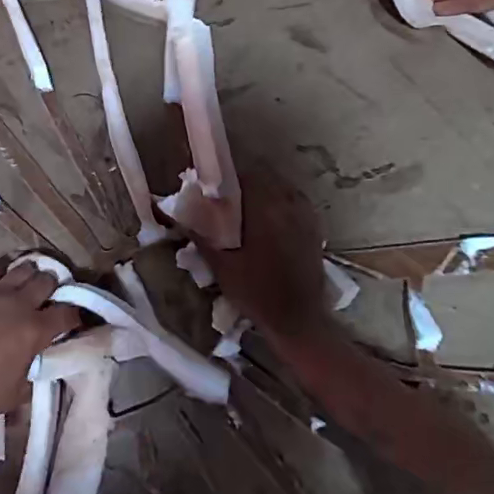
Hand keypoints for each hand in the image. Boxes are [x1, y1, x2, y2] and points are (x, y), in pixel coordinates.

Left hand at [0, 262, 80, 427]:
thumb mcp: (13, 395)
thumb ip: (33, 374)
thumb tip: (40, 364)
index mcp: (34, 330)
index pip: (68, 313)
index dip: (76, 316)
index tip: (76, 322)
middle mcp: (19, 304)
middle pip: (48, 280)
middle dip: (55, 289)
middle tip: (52, 301)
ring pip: (24, 268)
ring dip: (32, 276)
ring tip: (31, 287)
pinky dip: (4, 273)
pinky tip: (4, 281)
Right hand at [198, 173, 328, 337]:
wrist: (298, 318)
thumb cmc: (256, 294)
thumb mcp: (222, 266)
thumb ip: (201, 235)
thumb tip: (179, 214)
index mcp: (265, 209)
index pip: (245, 174)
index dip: (226, 176)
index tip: (212, 186)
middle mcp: (288, 204)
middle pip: (264, 177)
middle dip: (243, 182)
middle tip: (225, 198)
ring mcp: (305, 213)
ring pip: (280, 186)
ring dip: (262, 190)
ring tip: (245, 207)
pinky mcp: (314, 225)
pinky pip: (293, 200)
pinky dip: (278, 201)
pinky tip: (267, 219)